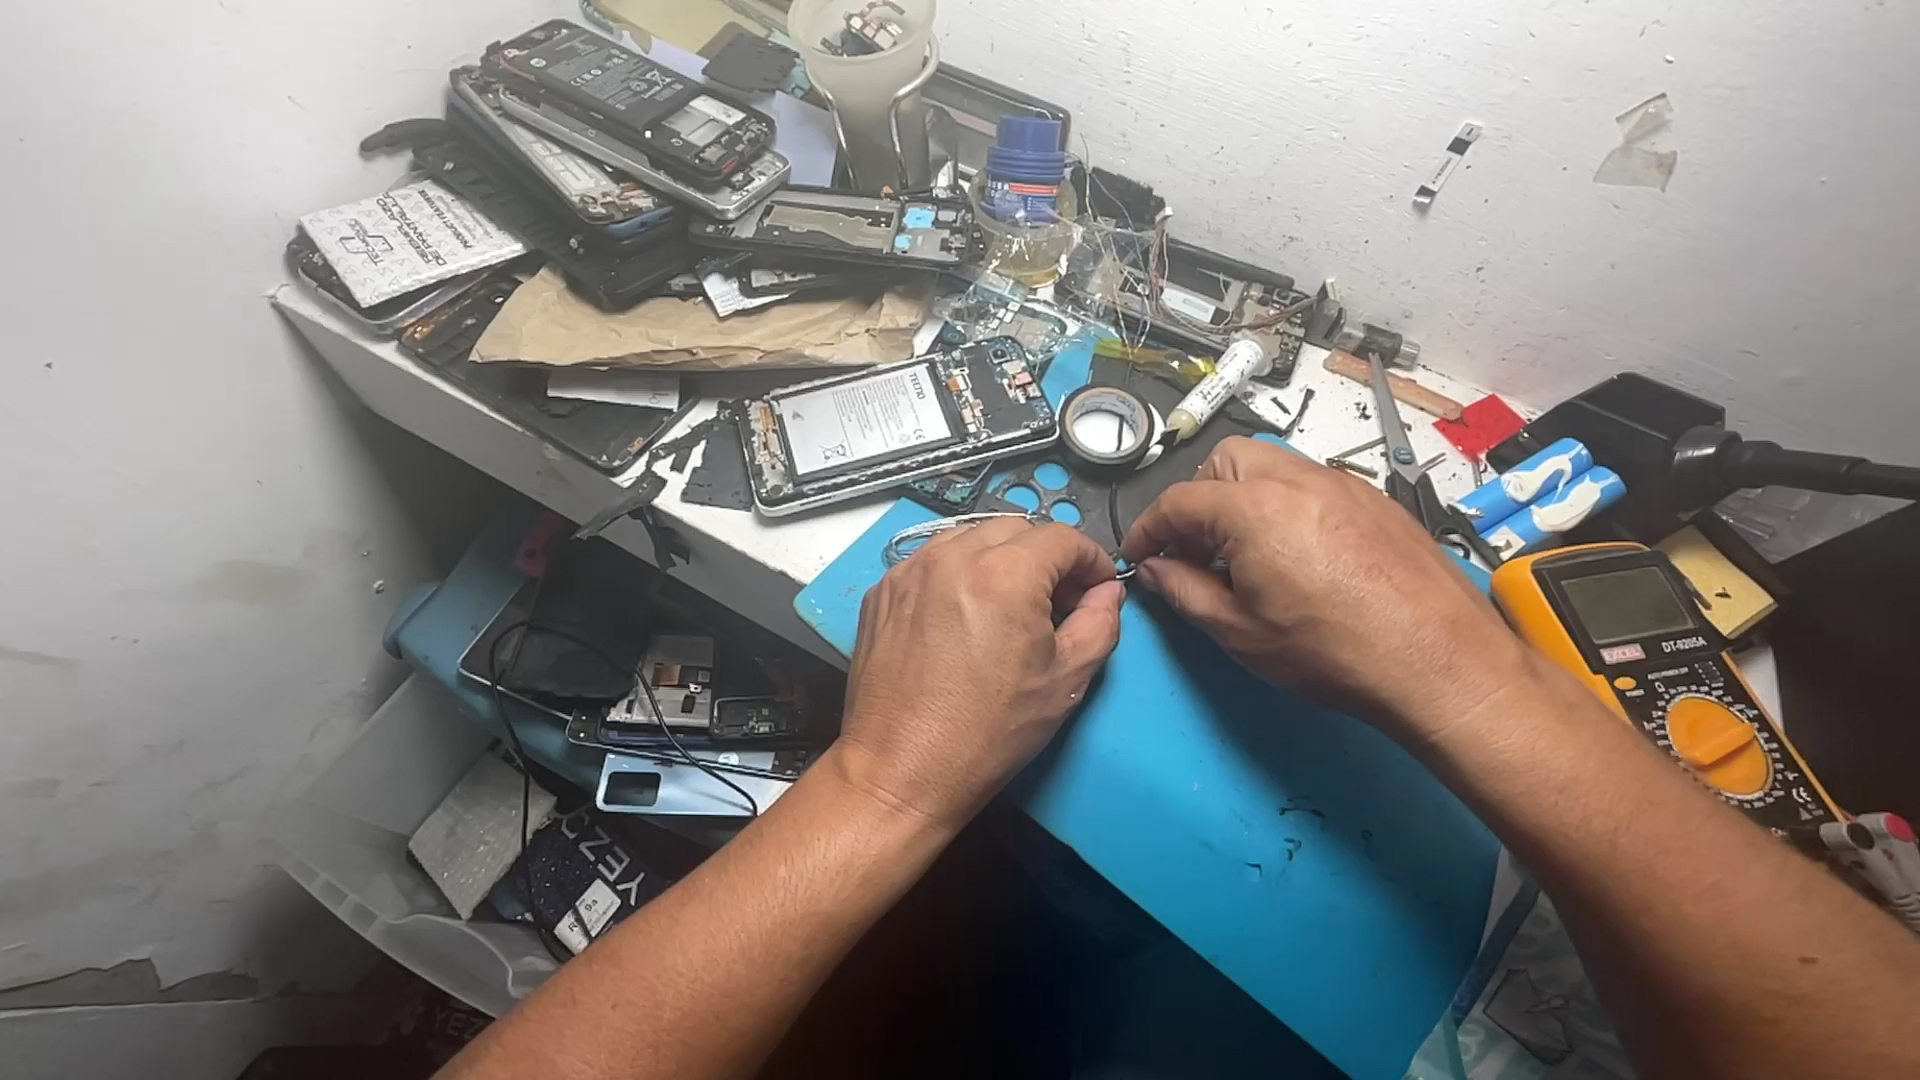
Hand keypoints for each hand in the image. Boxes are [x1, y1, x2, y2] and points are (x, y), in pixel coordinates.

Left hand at [830, 519, 1124, 828]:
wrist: (900, 769)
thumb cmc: (988, 731)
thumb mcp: (1066, 681)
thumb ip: (1100, 623)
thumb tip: (1106, 592)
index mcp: (1005, 573)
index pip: (1062, 537)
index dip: (1090, 560)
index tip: (1096, 589)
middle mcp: (953, 556)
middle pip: (1016, 529)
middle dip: (1045, 557)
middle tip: (1056, 602)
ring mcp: (909, 569)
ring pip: (969, 537)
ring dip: (999, 559)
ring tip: (1007, 607)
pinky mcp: (883, 590)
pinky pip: (931, 561)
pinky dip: (956, 574)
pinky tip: (961, 616)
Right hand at [1120, 437, 1532, 746]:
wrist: (1441, 663)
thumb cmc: (1330, 652)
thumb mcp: (1237, 630)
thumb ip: (1182, 590)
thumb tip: (1156, 569)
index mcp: (1253, 508)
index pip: (1178, 500)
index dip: (1148, 528)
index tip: (1141, 555)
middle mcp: (1296, 479)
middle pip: (1224, 461)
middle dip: (1198, 498)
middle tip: (1195, 549)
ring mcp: (1341, 484)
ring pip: (1270, 465)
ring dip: (1241, 497)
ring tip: (1245, 553)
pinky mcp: (1374, 499)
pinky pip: (1310, 483)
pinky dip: (1283, 504)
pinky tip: (1295, 555)